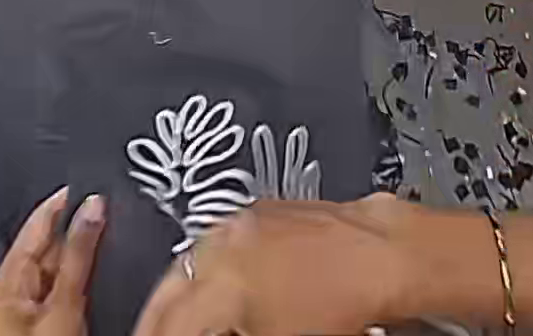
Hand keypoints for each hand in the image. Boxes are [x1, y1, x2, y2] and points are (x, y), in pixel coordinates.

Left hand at [0, 187, 107, 335]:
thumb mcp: (63, 307)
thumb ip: (79, 253)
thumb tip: (94, 204)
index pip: (36, 222)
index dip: (67, 199)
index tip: (95, 184)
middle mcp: (2, 301)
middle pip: (48, 247)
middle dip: (79, 231)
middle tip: (112, 215)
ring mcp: (16, 321)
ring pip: (56, 273)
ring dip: (81, 258)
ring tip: (110, 244)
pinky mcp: (33, 334)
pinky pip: (58, 295)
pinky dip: (79, 283)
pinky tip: (97, 279)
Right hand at [131, 194, 428, 335]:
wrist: (382, 257)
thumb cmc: (344, 308)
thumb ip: (228, 335)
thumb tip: (208, 333)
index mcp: (225, 278)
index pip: (172, 323)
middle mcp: (227, 239)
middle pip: (172, 284)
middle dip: (157, 316)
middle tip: (150, 332)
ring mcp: (244, 218)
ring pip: (190, 255)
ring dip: (177, 288)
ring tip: (175, 318)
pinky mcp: (263, 208)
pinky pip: (217, 238)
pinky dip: (205, 264)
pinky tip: (210, 286)